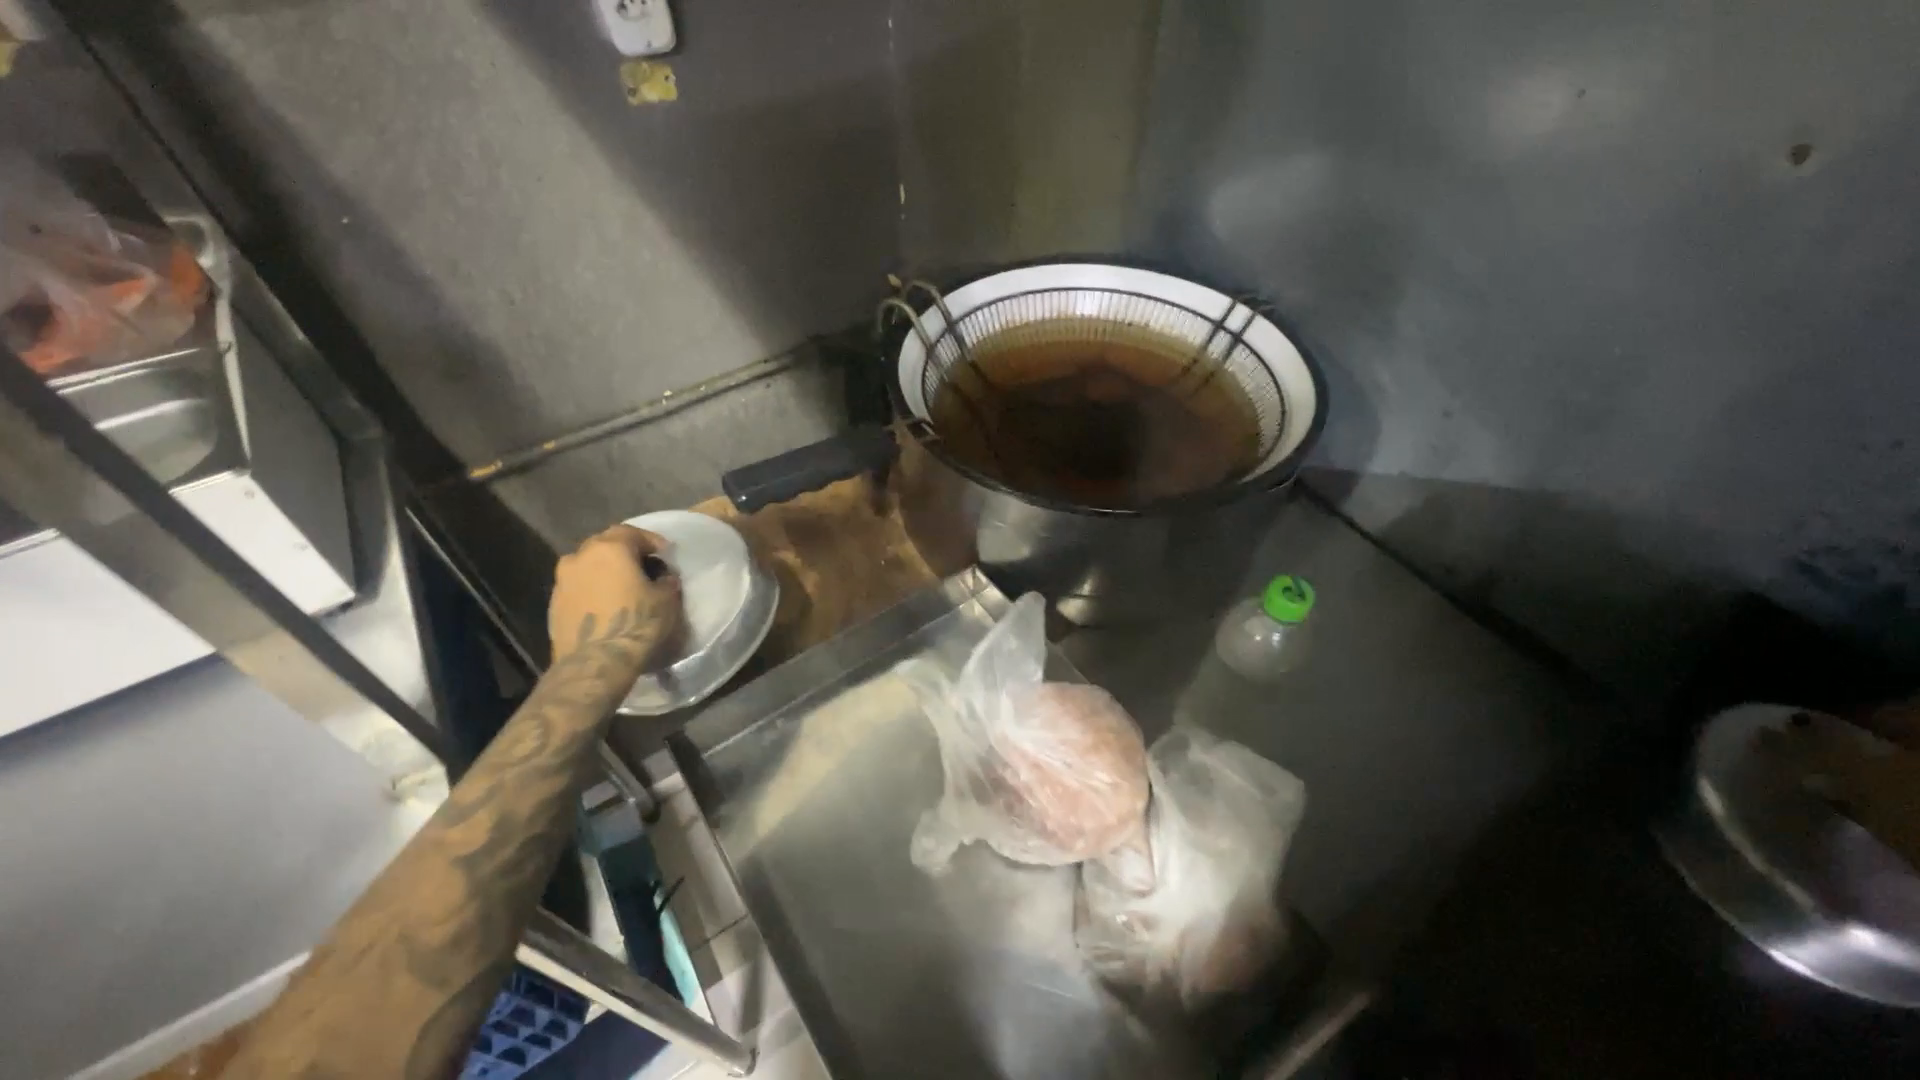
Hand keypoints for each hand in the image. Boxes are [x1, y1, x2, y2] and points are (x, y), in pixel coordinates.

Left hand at [549, 525, 682, 668]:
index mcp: (610, 548)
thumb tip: (663, 578)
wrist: (596, 663)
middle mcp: (580, 557)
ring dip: (605, 572)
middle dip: (625, 553)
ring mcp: (562, 581)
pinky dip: (592, 590)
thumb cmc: (636, 623)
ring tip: (621, 588)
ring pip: (587, 566)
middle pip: (605, 545)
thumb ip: (666, 581)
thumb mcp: (666, 600)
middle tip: (643, 567)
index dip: (652, 541)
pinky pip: (578, 588)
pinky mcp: (553, 604)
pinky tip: (605, 605)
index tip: (666, 554)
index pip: (633, 533)